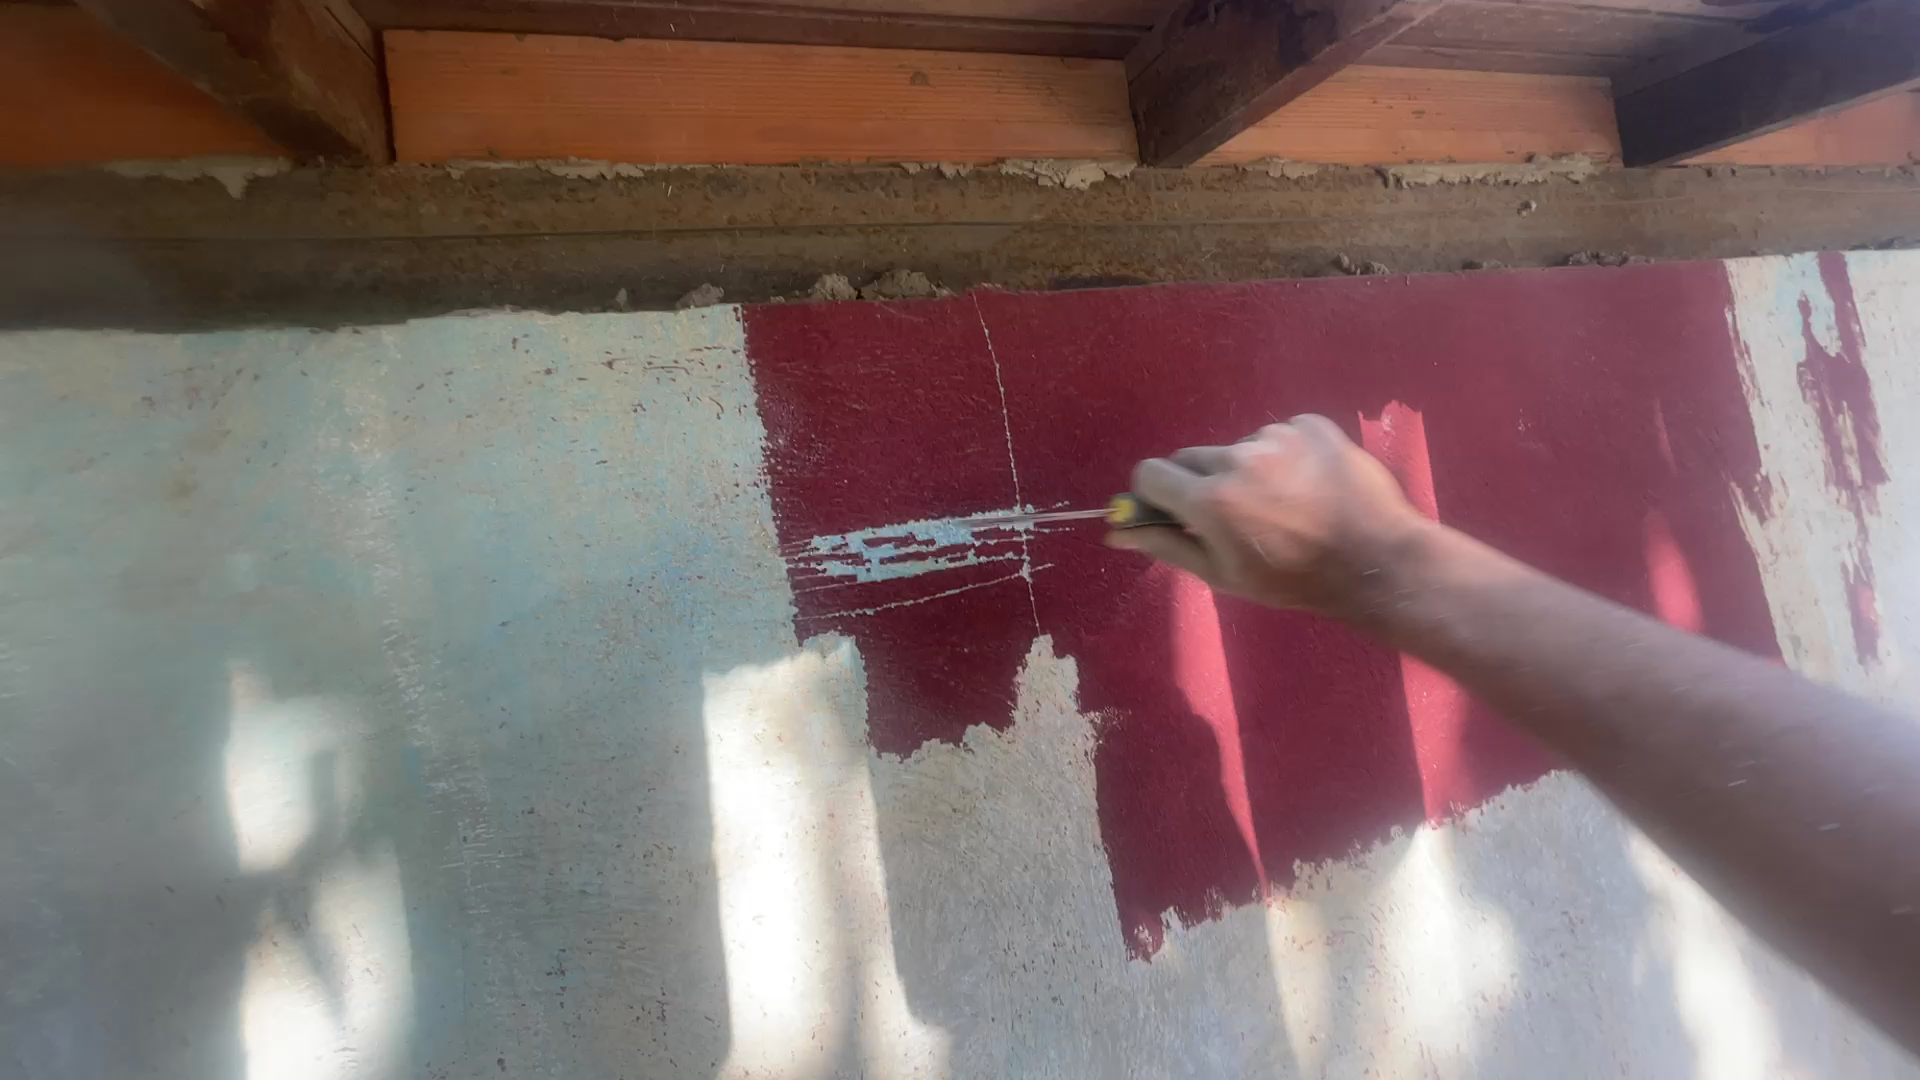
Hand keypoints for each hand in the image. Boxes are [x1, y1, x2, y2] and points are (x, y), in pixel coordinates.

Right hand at [1106, 415, 1432, 618]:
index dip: (1156, 493)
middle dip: (1199, 483)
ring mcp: (1277, 437)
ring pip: (1234, 448)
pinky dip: (1279, 456)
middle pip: (1190, 458)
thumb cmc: (1289, 579)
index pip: (1150, 473)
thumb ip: (1164, 544)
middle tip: (1231, 514)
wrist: (1376, 562)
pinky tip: (1305, 483)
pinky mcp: (1311, 424)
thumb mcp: (1219, 573)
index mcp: (1210, 500)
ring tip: (1280, 502)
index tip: (1172, 509)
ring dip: (1242, 470)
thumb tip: (1115, 531)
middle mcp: (1237, 458)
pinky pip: (1275, 435)